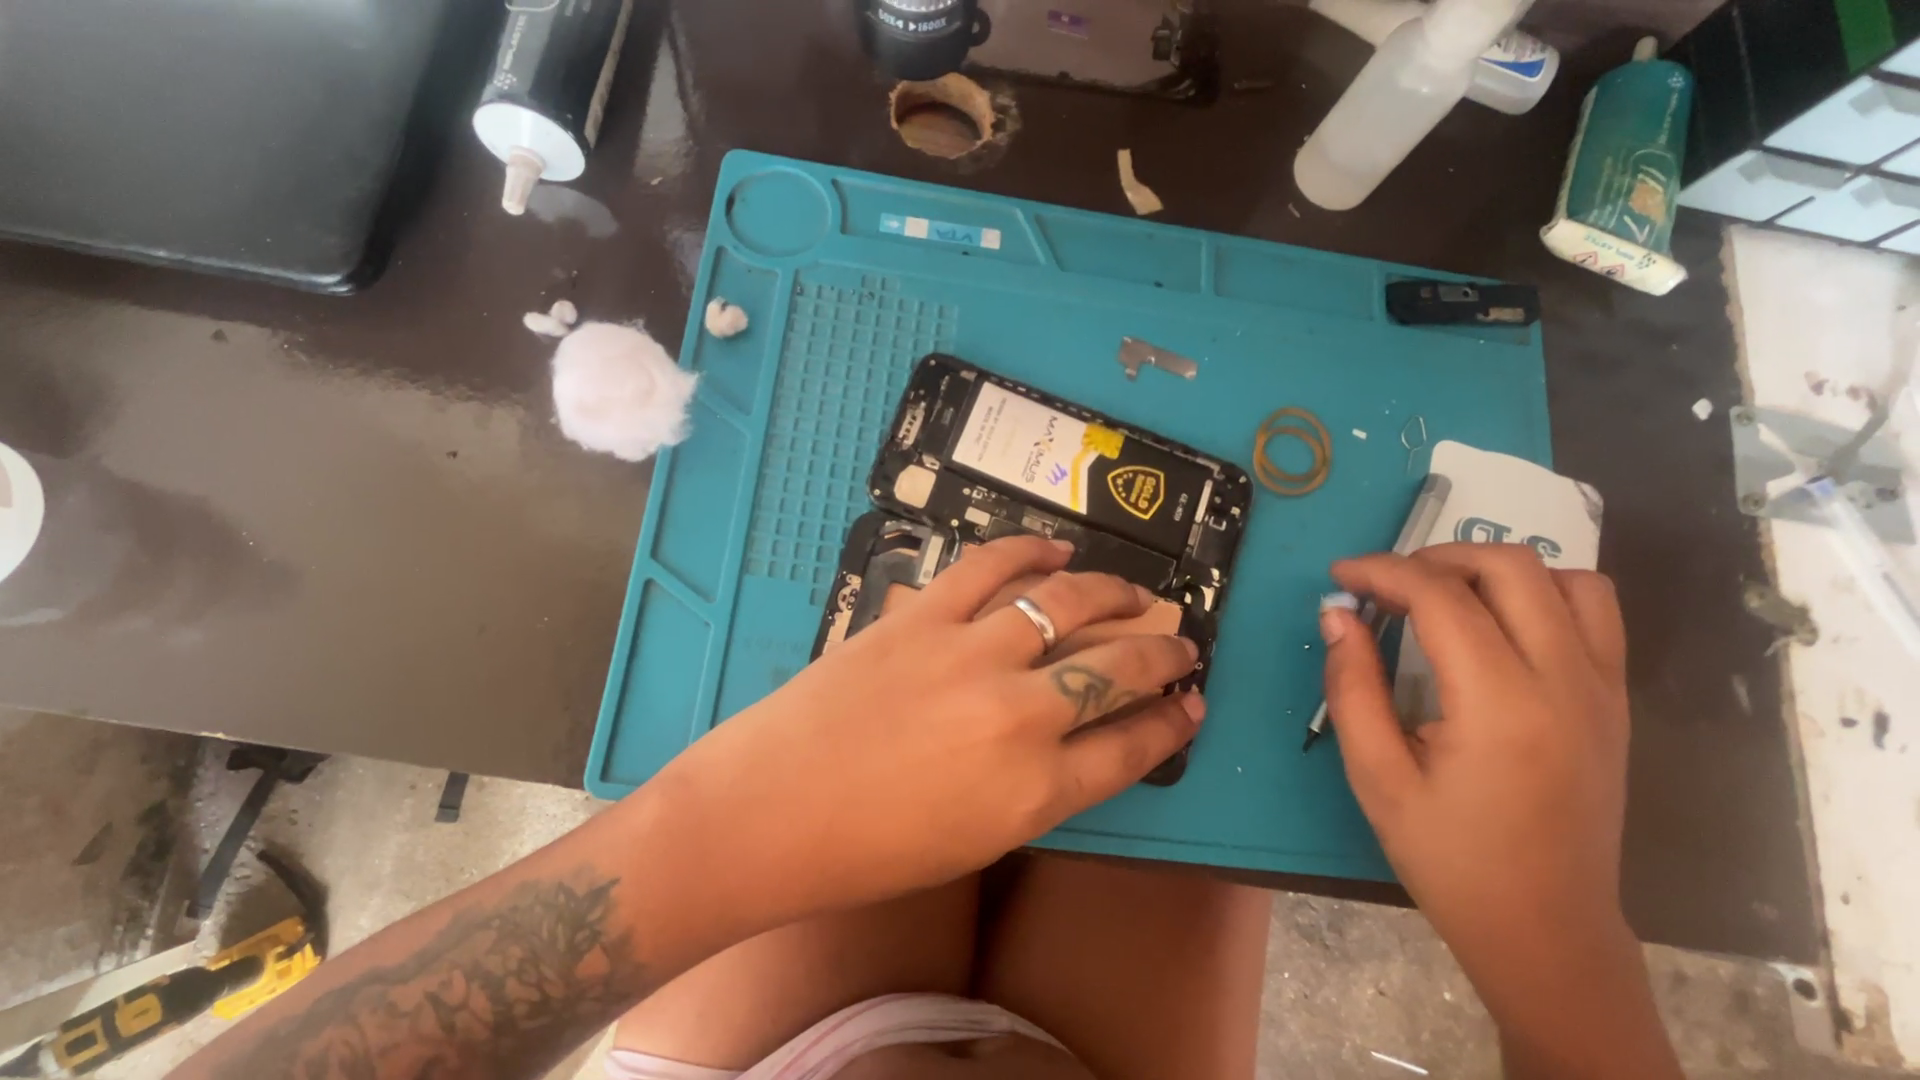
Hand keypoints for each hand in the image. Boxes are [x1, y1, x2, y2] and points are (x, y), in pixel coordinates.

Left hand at [657, 535, 1201, 923]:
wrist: (767, 813)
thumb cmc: (869, 852)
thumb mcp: (976, 839)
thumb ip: (1037, 788)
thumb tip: (1076, 739)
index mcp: (1036, 791)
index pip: (1132, 748)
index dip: (1172, 724)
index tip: (1193, 705)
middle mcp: (1019, 716)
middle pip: (1116, 671)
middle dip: (1163, 657)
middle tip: (1182, 645)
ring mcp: (969, 655)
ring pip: (1068, 605)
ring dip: (1115, 593)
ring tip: (1138, 592)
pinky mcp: (921, 617)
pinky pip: (990, 568)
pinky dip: (1031, 552)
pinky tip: (1058, 551)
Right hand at [1322, 543, 1679, 1078]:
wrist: (1544, 926)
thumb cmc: (1449, 857)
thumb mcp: (1376, 776)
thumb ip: (1352, 686)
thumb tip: (1338, 614)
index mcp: (1500, 703)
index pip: (1441, 596)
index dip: (1383, 571)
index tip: (1341, 576)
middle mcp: (1565, 680)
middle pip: (1509, 567)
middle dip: (1436, 558)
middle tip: (1387, 585)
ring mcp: (1603, 688)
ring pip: (1565, 578)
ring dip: (1496, 569)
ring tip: (1445, 596)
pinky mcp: (1616, 701)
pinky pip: (1595, 613)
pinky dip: (1545, 593)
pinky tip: (1500, 623)